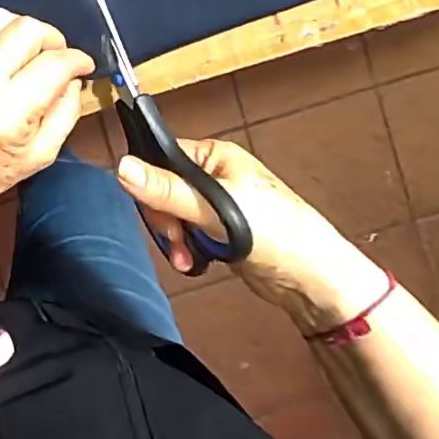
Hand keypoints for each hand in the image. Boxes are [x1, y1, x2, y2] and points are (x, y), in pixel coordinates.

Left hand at [0, 9, 94, 219]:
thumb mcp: (42, 153)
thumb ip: (66, 112)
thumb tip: (74, 80)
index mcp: (9, 110)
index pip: (54, 63)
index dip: (78, 60)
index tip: (82, 66)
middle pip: (28, 29)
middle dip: (53, 38)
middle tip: (57, 57)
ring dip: (22, 29)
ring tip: (30, 50)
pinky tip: (2, 48)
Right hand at [115, 138, 392, 332]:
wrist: (318, 283)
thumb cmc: (283, 236)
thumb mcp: (215, 208)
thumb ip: (165, 189)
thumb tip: (121, 165)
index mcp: (214, 155)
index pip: (158, 158)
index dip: (149, 186)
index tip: (158, 213)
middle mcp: (212, 174)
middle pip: (159, 189)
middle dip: (164, 220)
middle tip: (178, 240)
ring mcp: (214, 202)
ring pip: (168, 213)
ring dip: (173, 239)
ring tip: (188, 257)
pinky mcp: (216, 228)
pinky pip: (182, 232)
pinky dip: (184, 248)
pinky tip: (194, 260)